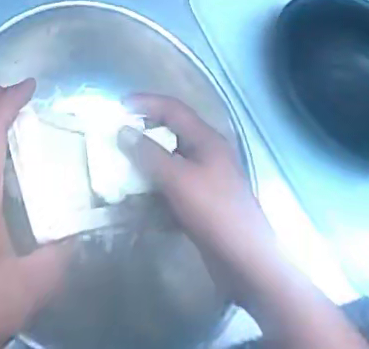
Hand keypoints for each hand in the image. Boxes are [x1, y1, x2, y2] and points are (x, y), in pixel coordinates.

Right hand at [121, 94, 368, 348]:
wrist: (249, 266)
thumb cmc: (215, 213)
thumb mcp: (176, 178)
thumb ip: (147, 152)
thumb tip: (122, 130)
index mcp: (207, 140)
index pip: (172, 108)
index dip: (144, 102)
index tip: (119, 106)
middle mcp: (208, 154)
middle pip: (172, 131)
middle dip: (144, 130)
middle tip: (120, 133)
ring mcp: (208, 179)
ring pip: (171, 159)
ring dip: (148, 159)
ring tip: (124, 162)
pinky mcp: (204, 202)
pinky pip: (174, 183)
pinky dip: (156, 184)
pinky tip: (139, 195)